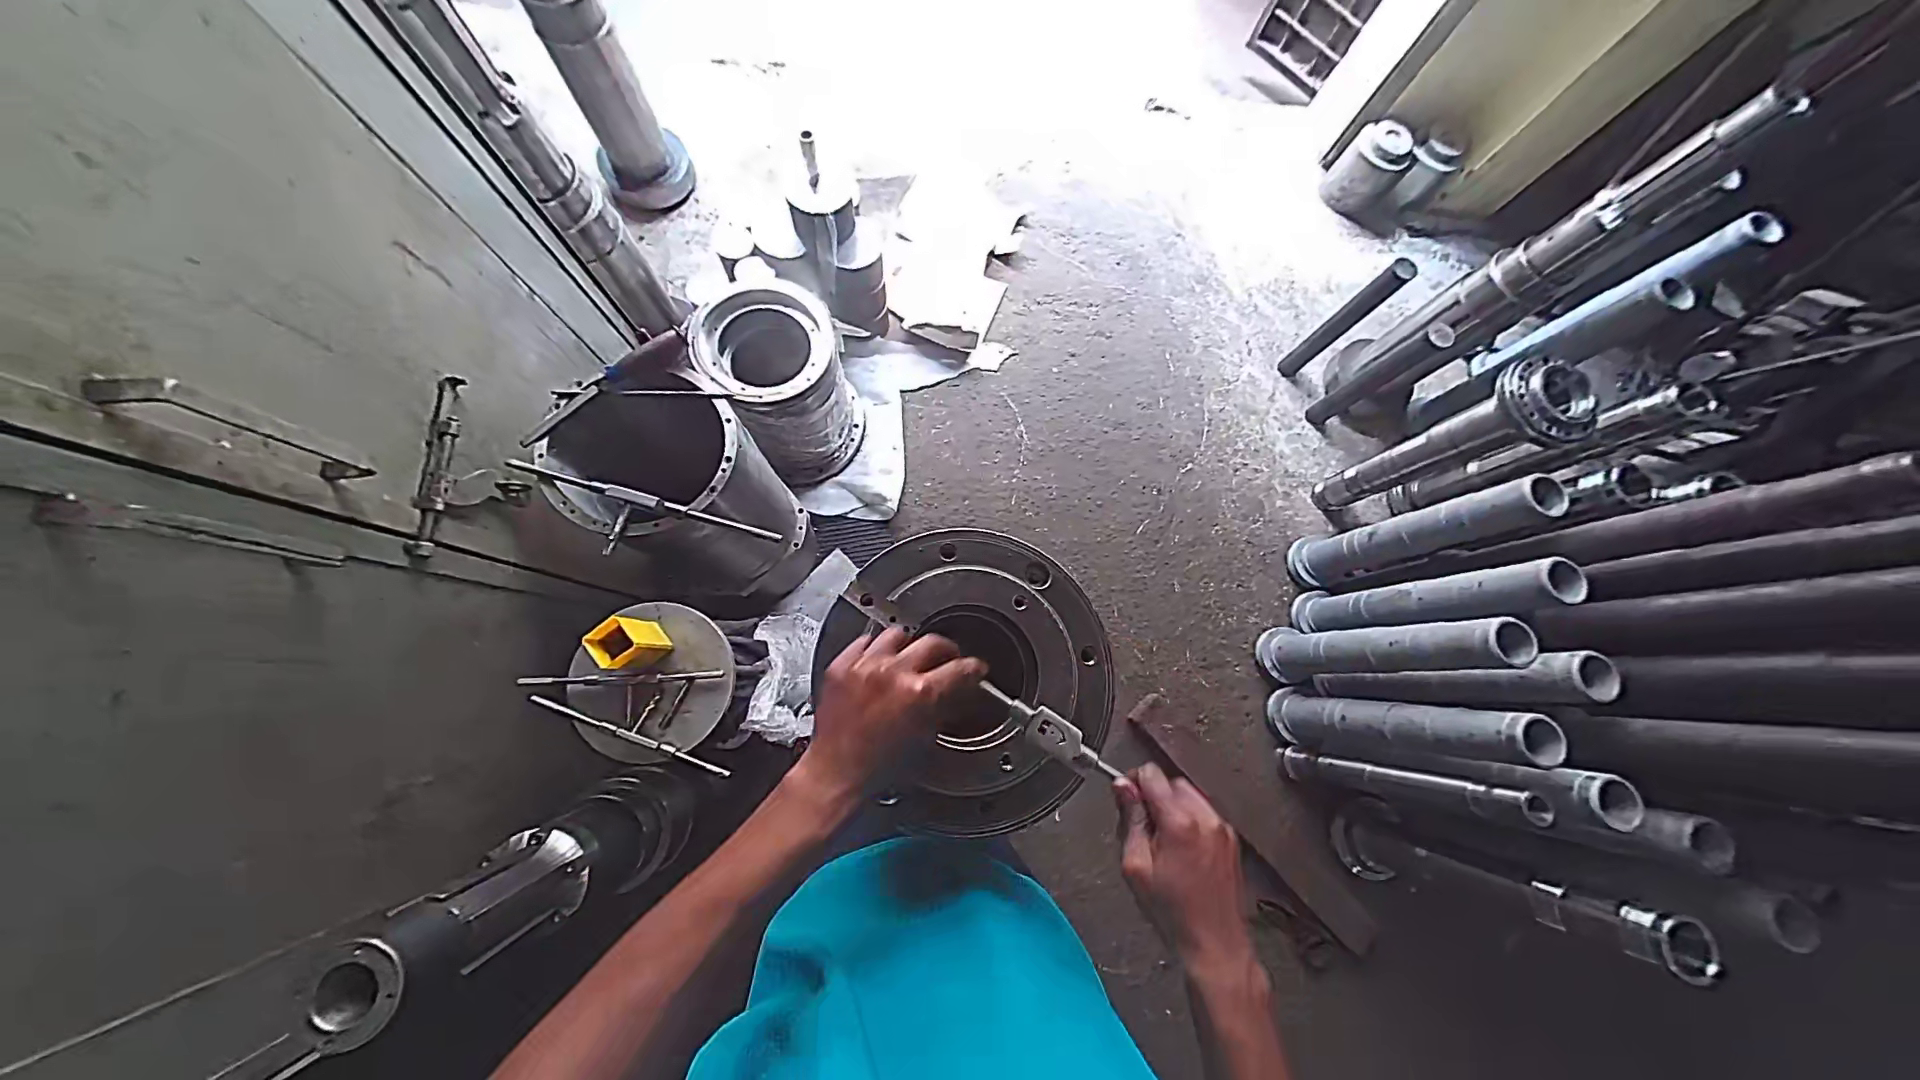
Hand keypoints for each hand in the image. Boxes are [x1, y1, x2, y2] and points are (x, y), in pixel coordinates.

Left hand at [795, 628, 987, 805]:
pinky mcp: (841, 665)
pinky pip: (865, 642)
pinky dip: (876, 649)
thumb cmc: (877, 766)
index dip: (974, 668)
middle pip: (933, 642)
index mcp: (919, 693)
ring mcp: (864, 666)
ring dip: (909, 646)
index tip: (975, 668)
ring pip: (898, 635)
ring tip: (910, 658)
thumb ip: (944, 706)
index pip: (960, 668)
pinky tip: (880, 661)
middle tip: (948, 660)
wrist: (836, 772)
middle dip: (947, 652)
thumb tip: (957, 691)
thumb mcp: (925, 737)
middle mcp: (892, 673)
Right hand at [1115, 763, 1255, 972]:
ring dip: (1171, 806)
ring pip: (1189, 795)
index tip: (1126, 797)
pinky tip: (1180, 848)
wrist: (1215, 944)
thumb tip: (1123, 788)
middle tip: (1141, 824)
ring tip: (1161, 840)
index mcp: (1180, 823)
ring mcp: (1222, 829)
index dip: (1133, 782)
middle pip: (1170, 782)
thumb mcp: (1135, 865)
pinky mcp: (1230, 840)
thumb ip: (1129, 819)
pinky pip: (1204, 812)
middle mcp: (1205, 819)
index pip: (1152, 774)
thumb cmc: (1175, 914)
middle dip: (1152, 796)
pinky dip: (1188, 819)